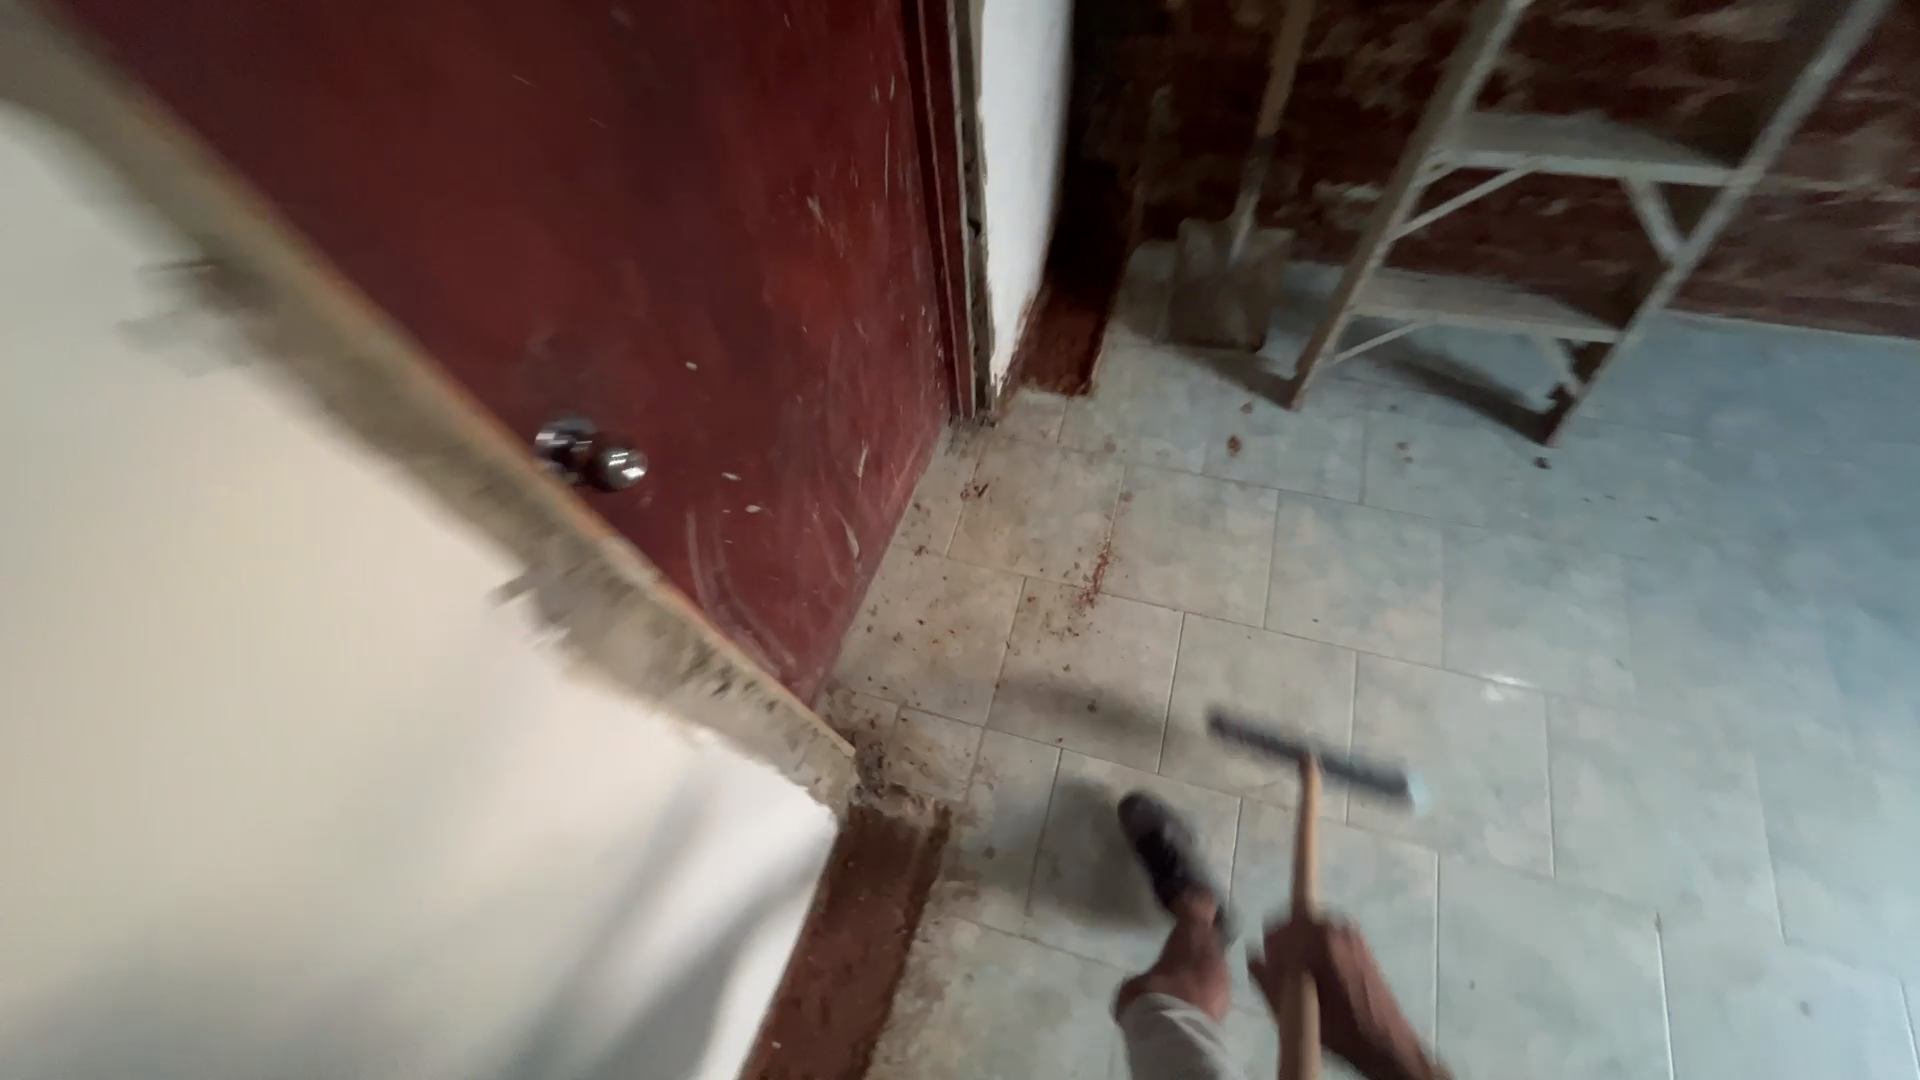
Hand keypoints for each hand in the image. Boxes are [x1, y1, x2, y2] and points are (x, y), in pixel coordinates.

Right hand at [1247, 917, 1445, 1079]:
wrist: (1389, 1045)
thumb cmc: (1344, 1032)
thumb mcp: (1299, 1013)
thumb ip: (1269, 982)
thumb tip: (1252, 959)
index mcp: (1322, 942)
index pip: (1279, 929)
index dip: (1271, 949)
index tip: (1272, 969)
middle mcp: (1337, 929)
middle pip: (1292, 923)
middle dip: (1284, 945)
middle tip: (1285, 974)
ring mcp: (1350, 932)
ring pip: (1307, 926)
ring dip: (1299, 946)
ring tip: (1302, 976)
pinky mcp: (1358, 940)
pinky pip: (1324, 932)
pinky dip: (1315, 946)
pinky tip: (1319, 973)